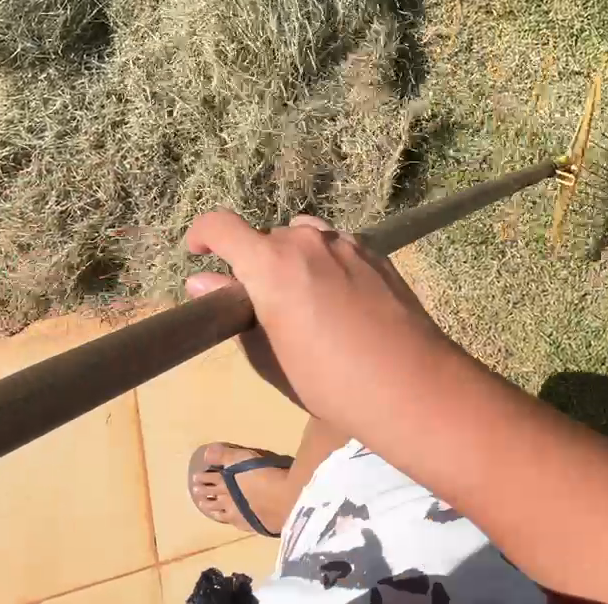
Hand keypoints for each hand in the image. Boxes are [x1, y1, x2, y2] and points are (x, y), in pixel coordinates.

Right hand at [183, 211, 465, 430]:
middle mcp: (307, 240)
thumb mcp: (269, 354)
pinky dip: (326, 262)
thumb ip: (235, 310)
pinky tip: (339, 301)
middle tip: (262, 305)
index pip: (222, 225)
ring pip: (305, 236)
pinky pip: (337, 247)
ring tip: (302, 301)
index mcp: (271, 263)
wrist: (408, 382)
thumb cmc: (328, 380)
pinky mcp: (375, 252)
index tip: (198, 252)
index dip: (203, 234)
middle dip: (256, 263)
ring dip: (293, 258)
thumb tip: (202, 281)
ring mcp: (346, 242)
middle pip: (268, 238)